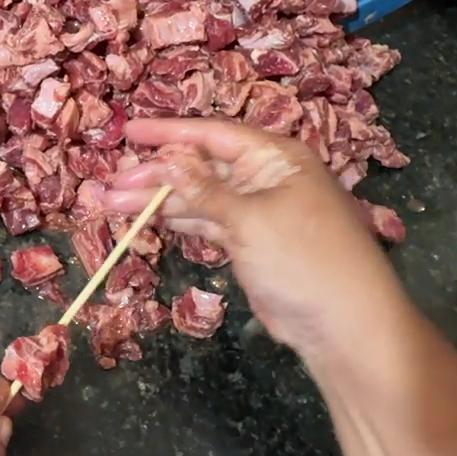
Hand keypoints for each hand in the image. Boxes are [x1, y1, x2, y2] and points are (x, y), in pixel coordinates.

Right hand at [102, 117, 408, 354]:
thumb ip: (203, 189)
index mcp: (274, 157)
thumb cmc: (304, 259)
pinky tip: (143, 220)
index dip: (168, 133)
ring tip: (111, 203)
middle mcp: (264, 176)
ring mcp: (255, 210)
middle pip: (199, 167)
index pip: (212, 135)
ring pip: (196, 197)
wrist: (345, 325)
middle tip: (111, 183)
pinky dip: (176, 221)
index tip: (128, 130)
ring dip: (157, 201)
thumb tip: (166, 159)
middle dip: (155, 174)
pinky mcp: (247, 240)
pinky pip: (204, 221)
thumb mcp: (249, 219)